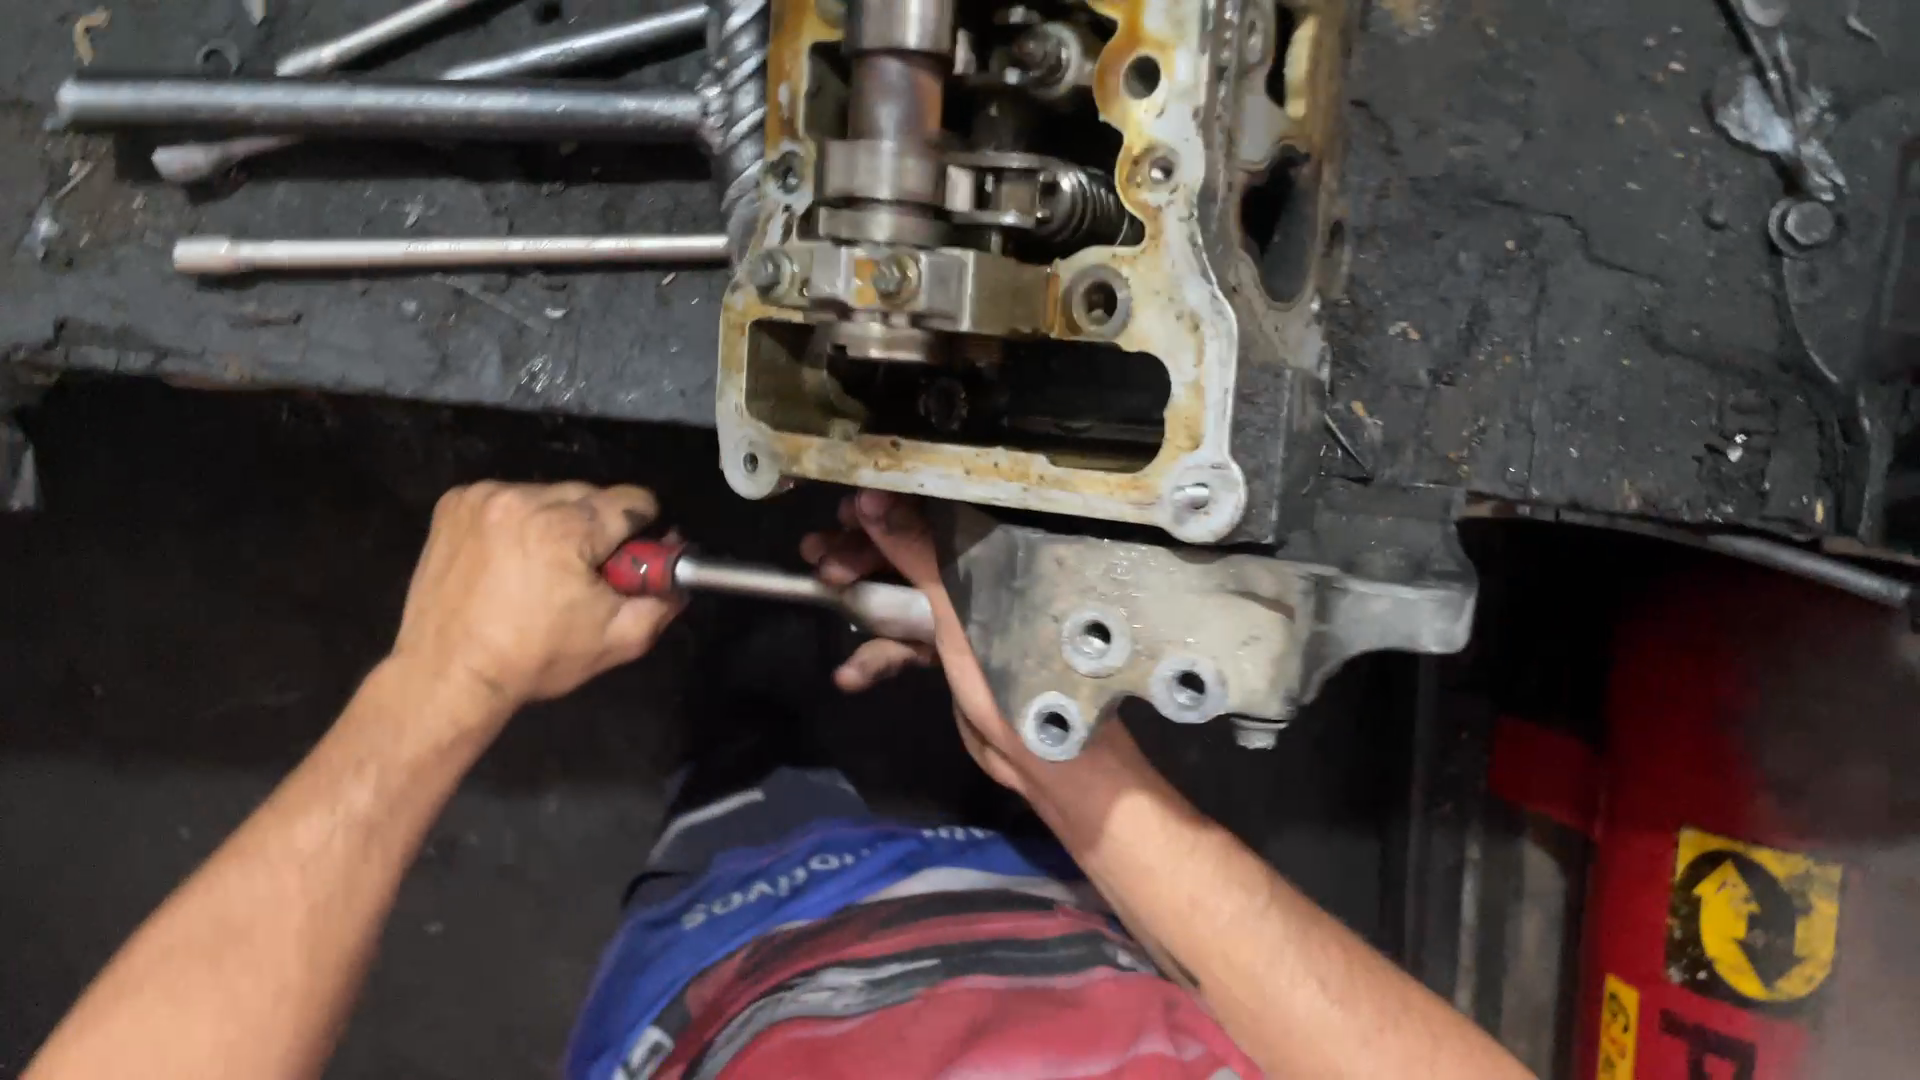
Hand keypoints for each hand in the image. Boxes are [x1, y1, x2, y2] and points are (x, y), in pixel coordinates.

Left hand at [391, 482, 683, 717]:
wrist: (446, 675)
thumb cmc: (535, 658)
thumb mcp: (619, 639)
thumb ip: (663, 601)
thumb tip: (680, 575)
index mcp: (565, 528)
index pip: (632, 501)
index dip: (640, 532)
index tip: (628, 560)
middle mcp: (523, 499)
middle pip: (591, 495)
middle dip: (598, 528)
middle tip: (584, 573)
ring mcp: (484, 498)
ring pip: (552, 496)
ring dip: (560, 522)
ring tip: (544, 568)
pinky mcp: (455, 503)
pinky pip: (512, 498)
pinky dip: (521, 521)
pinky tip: (511, 557)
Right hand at [800, 490, 1045, 794]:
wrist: (1040, 755)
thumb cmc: (1012, 669)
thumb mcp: (958, 606)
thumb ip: (916, 551)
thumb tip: (868, 497)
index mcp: (995, 552)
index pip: (935, 512)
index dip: (888, 507)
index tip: (845, 509)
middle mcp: (979, 574)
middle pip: (909, 552)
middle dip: (861, 552)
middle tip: (817, 553)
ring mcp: (962, 614)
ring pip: (900, 594)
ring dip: (860, 597)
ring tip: (819, 588)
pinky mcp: (948, 651)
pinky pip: (905, 642)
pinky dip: (877, 655)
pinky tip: (848, 675)